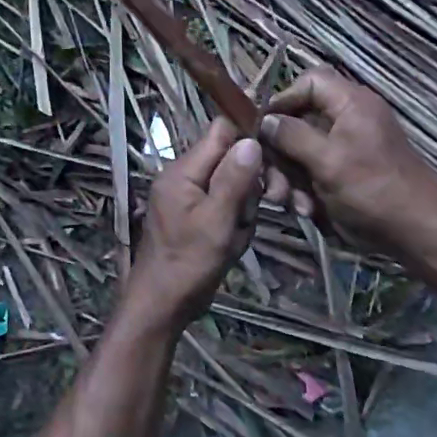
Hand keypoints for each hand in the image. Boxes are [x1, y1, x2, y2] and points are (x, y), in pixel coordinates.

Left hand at [121, 117, 266, 329]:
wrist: (162, 305)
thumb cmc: (188, 263)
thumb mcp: (217, 220)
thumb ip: (234, 179)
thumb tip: (252, 140)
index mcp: (183, 170)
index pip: (221, 131)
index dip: (250, 138)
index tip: (274, 159)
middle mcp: (183, 176)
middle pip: (230, 158)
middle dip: (250, 183)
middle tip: (262, 208)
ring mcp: (188, 197)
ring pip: (232, 185)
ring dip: (244, 208)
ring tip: (237, 234)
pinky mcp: (195, 215)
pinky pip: (225, 206)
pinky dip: (235, 222)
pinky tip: (233, 242)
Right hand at [258, 67, 436, 250]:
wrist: (416, 229)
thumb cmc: (372, 189)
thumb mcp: (327, 161)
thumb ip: (292, 136)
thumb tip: (265, 121)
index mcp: (351, 103)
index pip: (310, 81)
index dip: (282, 100)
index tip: (261, 127)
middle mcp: (349, 119)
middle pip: (300, 120)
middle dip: (281, 153)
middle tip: (270, 181)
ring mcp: (348, 147)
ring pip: (303, 151)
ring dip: (290, 177)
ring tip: (289, 203)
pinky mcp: (347, 172)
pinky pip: (316, 171)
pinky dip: (307, 189)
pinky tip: (305, 210)